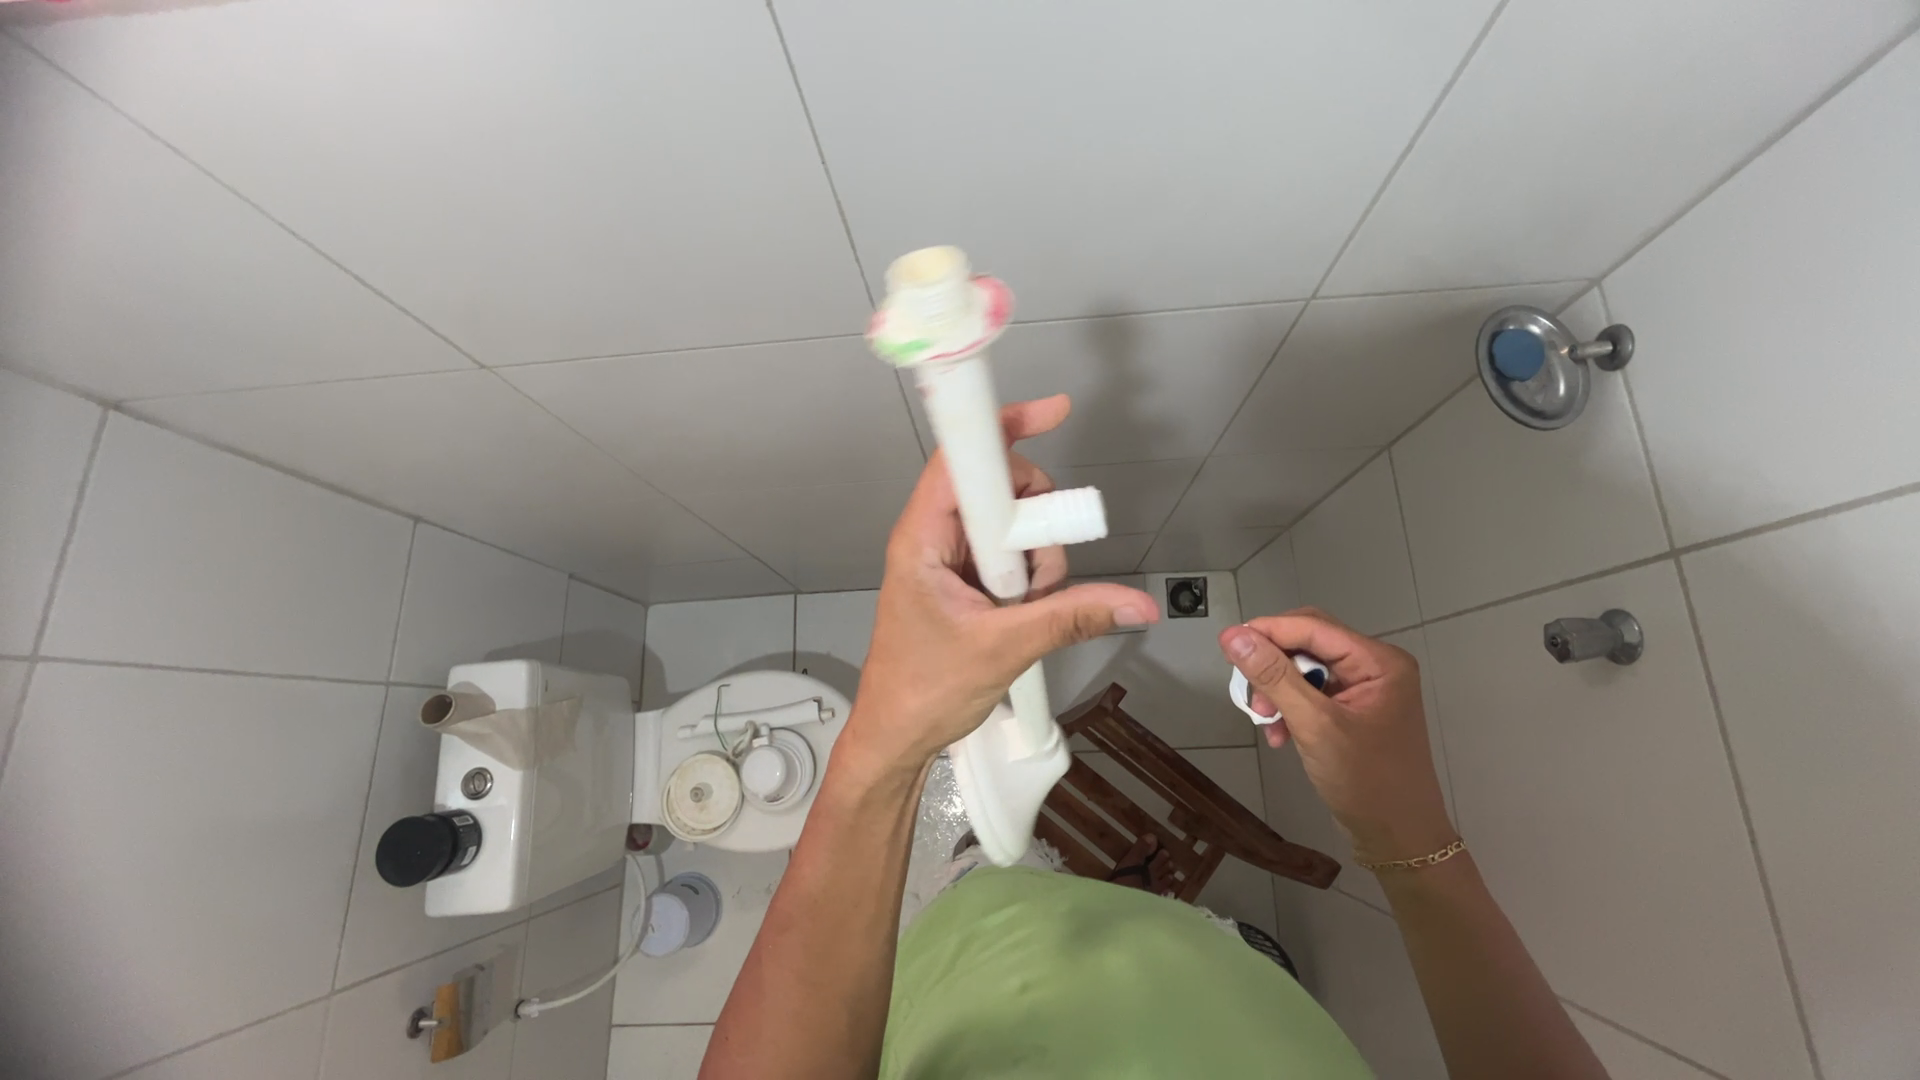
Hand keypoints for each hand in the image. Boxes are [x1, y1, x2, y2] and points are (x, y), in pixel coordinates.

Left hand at [841, 395, 1159, 777]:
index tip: (1052, 412)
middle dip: (1036, 521)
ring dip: (1036, 557)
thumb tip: (1133, 603)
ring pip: (1011, 523)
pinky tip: (1025, 609)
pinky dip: (1030, 574)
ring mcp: (950, 557)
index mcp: (922, 538)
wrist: (896, 735)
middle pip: (999, 487)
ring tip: (1024, 607)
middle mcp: (934, 537)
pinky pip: (1009, 554)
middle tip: (1040, 575)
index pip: (961, 458)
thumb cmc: (922, 691)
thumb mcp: (1003, 650)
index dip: (1003, 428)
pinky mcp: (964, 579)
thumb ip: (1071, 617)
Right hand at [1219, 611, 1452, 863]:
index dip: (1267, 632)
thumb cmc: (1366, 782)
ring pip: (1302, 668)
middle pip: (1306, 643)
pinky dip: (1288, 707)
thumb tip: (1233, 635)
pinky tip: (1278, 733)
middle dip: (1272, 666)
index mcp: (1379, 662)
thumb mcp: (1314, 725)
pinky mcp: (1352, 710)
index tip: (1226, 647)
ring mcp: (1364, 689)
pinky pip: (1308, 692)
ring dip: (1277, 691)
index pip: (1311, 627)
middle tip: (1250, 694)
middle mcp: (1374, 666)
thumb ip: (1273, 676)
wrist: (1398, 840)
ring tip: (1264, 721)